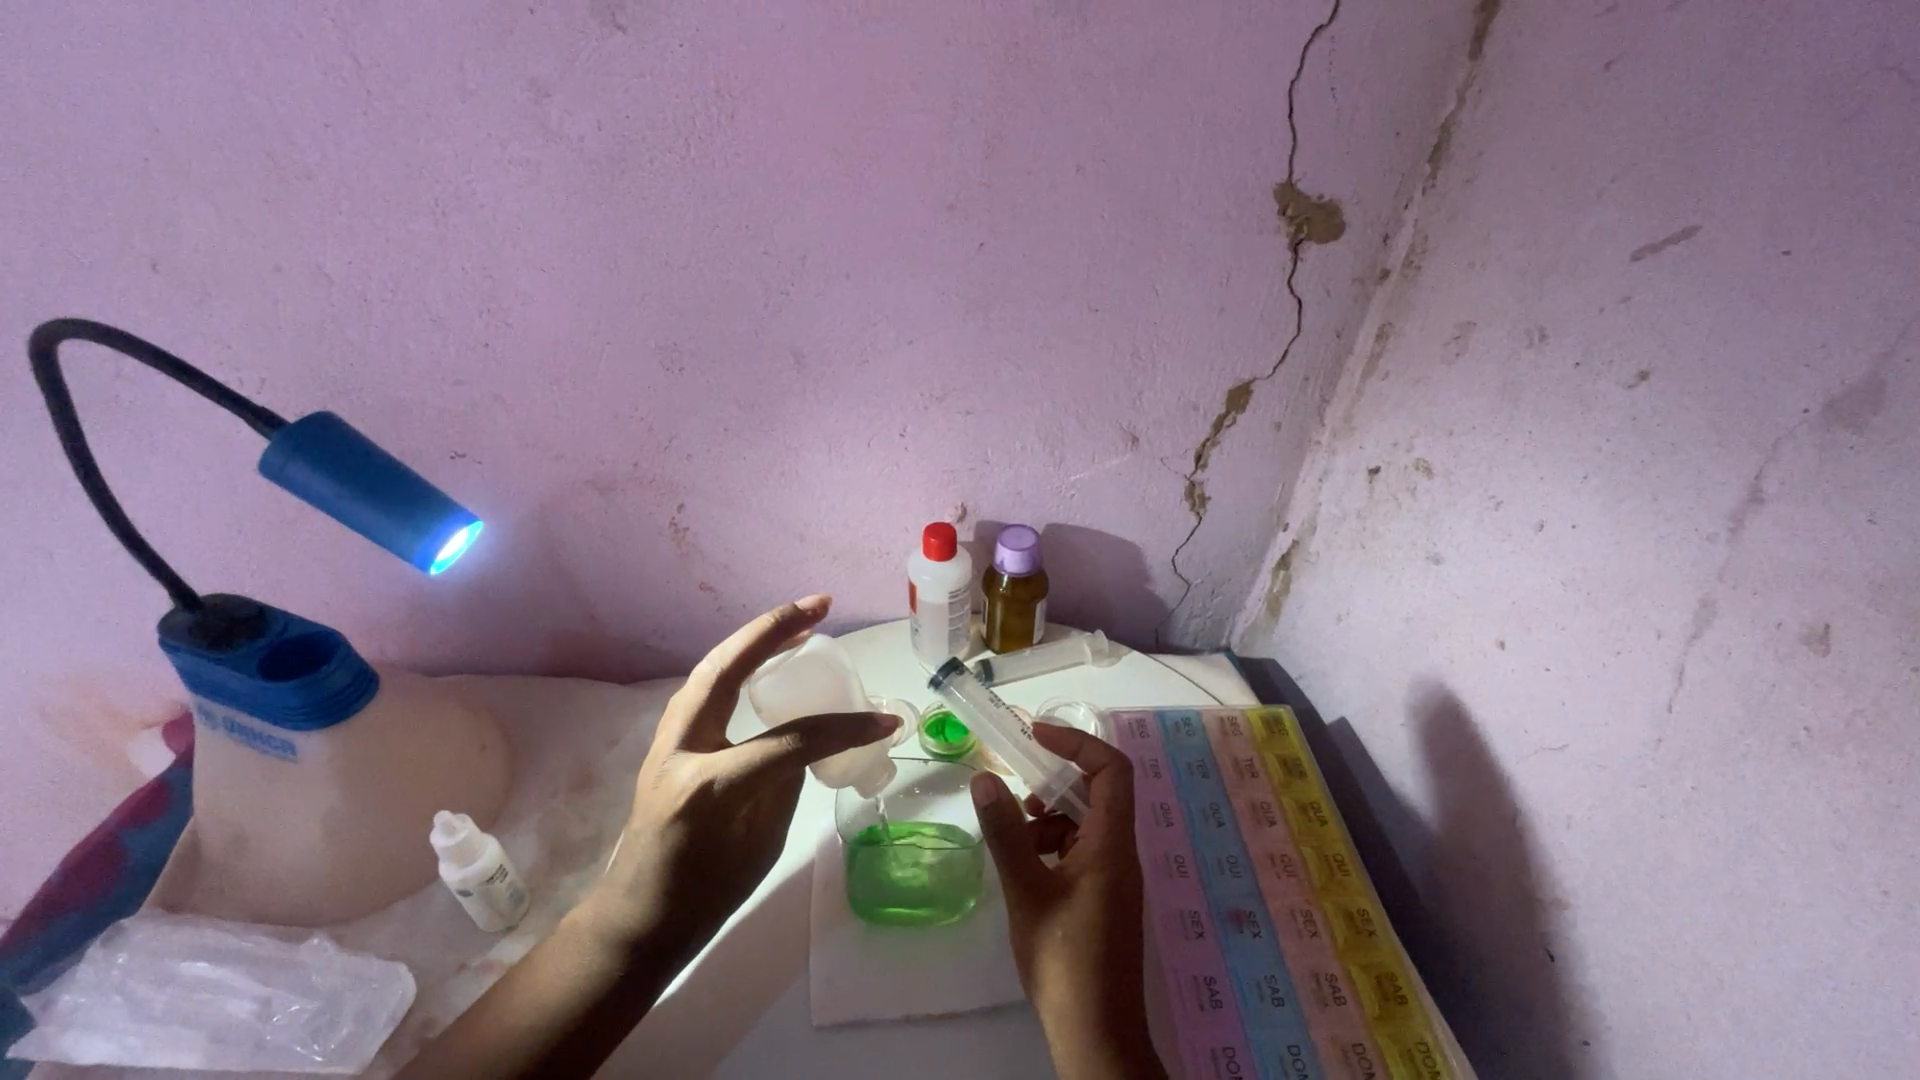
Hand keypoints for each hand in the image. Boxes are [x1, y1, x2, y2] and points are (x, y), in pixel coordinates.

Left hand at [577, 594, 899, 962]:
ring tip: (798, 622)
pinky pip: (704, 687)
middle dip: (774, 630)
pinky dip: (736, 663)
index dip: (842, 728)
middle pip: (727, 669)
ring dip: (754, 639)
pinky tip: (763, 659)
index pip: (788, 741)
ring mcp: (666, 741)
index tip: (884, 722)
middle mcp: (681, 751)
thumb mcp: (762, 844)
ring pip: (710, 669)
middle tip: (820, 605)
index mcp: (710, 788)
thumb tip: (806, 739)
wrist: (637, 919)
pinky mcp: (666, 741)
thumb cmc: (704, 897)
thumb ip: (785, 781)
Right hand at [971, 724, 1166, 1079]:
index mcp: (1112, 844)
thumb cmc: (1064, 959)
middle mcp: (1121, 853)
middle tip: (1016, 781)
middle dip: (1056, 779)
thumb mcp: (1026, 891)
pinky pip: (1083, 851)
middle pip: (1100, 792)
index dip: (1077, 743)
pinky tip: (1025, 864)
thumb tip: (986, 779)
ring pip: (1088, 823)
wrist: (1097, 1034)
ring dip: (1051, 816)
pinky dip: (1055, 844)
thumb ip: (1006, 833)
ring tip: (1014, 831)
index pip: (1112, 769)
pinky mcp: (1105, 898)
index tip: (1035, 736)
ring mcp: (1115, 878)